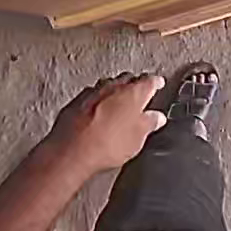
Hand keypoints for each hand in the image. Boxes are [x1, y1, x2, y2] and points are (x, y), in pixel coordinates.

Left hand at [44, 73, 166, 175]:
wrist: (72, 151)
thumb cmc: (106, 144)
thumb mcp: (137, 139)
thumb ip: (149, 124)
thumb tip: (156, 118)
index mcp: (133, 93)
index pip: (149, 81)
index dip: (156, 82)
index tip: (158, 83)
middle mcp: (112, 87)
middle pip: (127, 79)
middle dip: (134, 84)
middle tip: (140, 93)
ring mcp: (92, 93)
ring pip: (108, 85)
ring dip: (114, 91)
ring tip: (119, 103)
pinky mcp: (76, 102)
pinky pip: (91, 95)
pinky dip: (97, 100)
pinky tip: (98, 111)